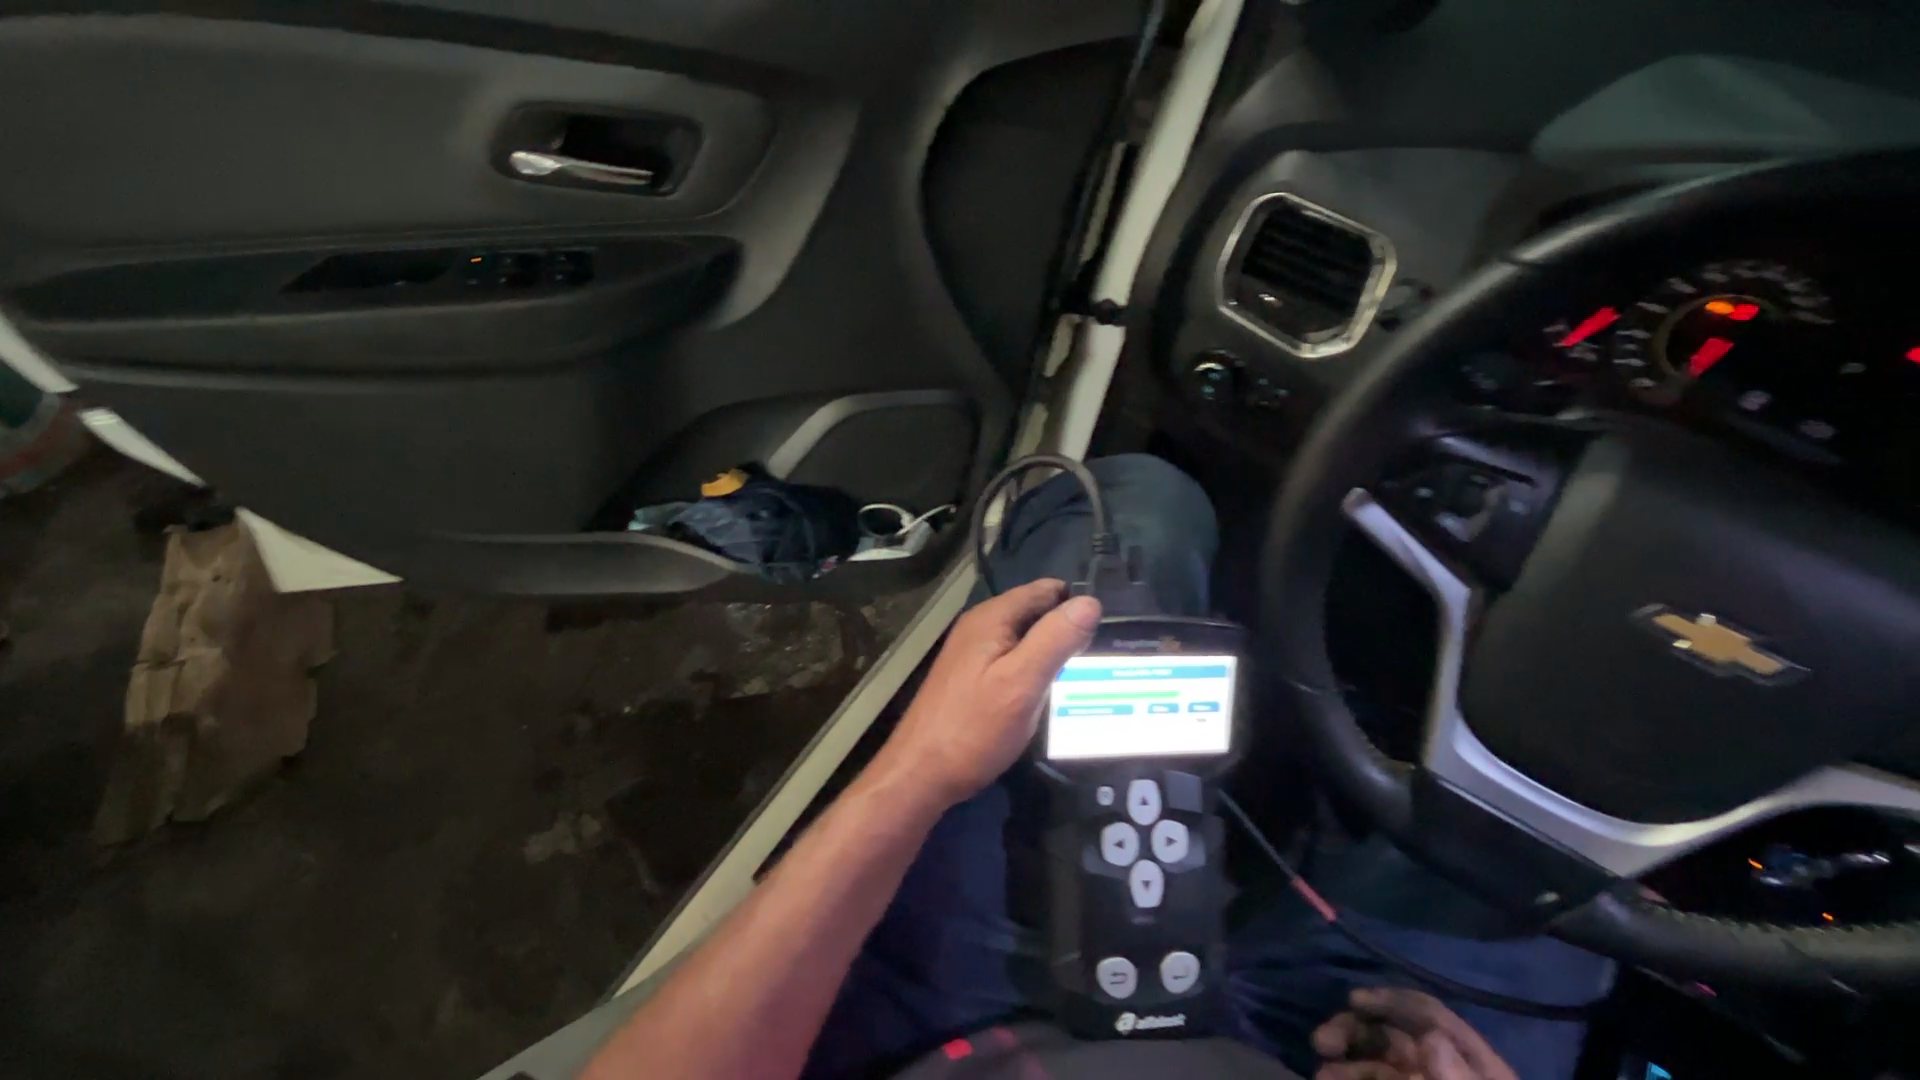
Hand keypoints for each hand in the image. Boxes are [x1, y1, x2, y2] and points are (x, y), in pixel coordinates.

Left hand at [873, 579, 1100, 807]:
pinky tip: (1049, 694)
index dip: (1077, 605)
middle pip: (1036, 613)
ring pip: (1026, 639)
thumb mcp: (1022, 682)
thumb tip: (1091, 601)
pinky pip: (1013, 661)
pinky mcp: (972, 678)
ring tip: (1082, 678)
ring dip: (1052, 653)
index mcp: (991, 618)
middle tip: (1100, 660)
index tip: (1107, 631)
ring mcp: (973, 653)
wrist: (921, 774)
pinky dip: (1034, 671)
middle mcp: (980, 626)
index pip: (1046, 590)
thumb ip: (1055, 639)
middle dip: (1066, 630)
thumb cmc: (974, 728)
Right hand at [1312, 988, 1518, 1079]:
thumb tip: (1428, 1038)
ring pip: (1376, 1067)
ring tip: (1321, 1077)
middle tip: (1322, 1042)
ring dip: (1345, 1066)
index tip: (1354, 1001)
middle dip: (1353, 1032)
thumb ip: (1456, 1078)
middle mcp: (1441, 1073)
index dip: (1392, 1001)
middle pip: (1392, 1037)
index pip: (1430, 1015)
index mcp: (1471, 1066)